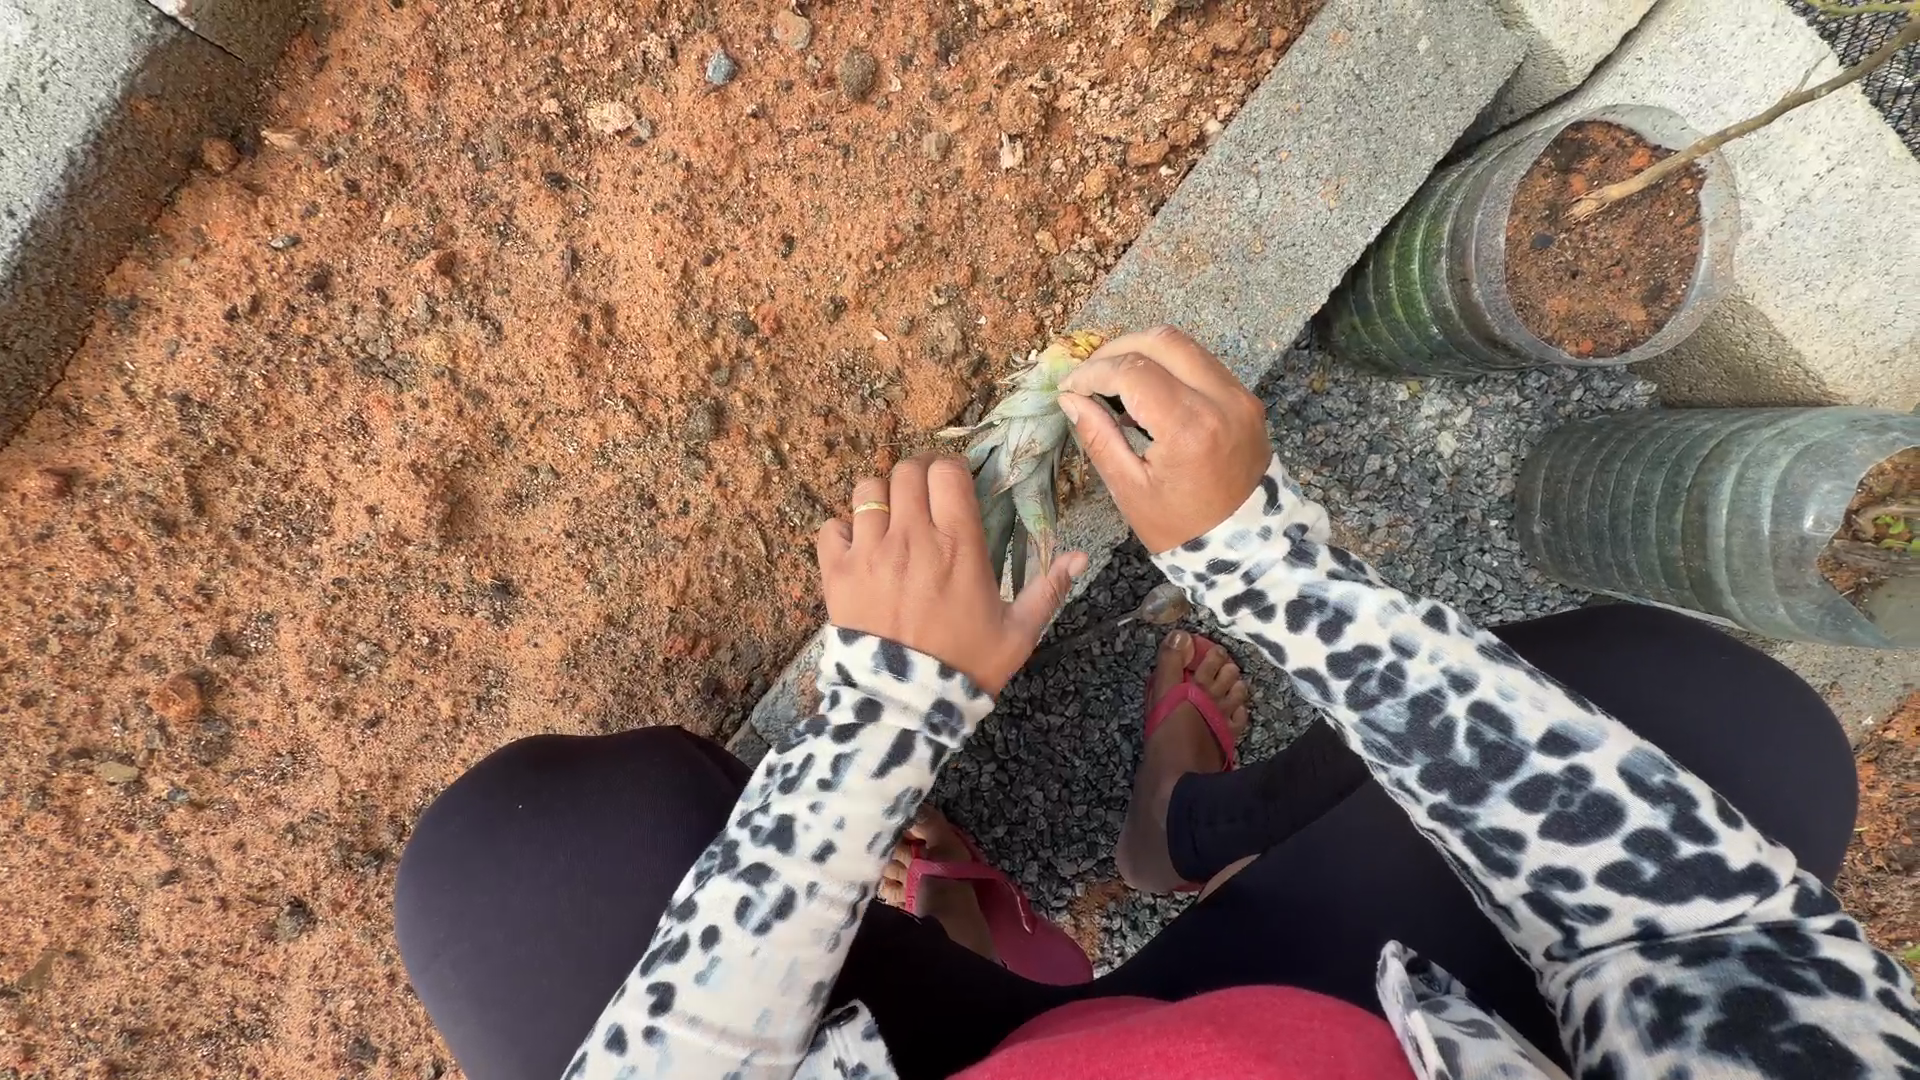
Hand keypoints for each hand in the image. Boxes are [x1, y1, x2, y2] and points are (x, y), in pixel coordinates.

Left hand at [816, 453, 1087, 693]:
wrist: (906, 706)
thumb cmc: (966, 667)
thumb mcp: (1018, 633)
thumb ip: (1049, 590)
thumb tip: (1081, 556)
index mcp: (958, 544)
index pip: (948, 472)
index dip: (952, 469)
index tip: (956, 484)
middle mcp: (911, 538)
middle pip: (907, 470)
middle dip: (919, 475)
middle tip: (926, 495)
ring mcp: (869, 552)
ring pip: (867, 490)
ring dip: (882, 497)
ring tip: (892, 519)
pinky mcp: (837, 573)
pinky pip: (831, 527)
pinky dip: (843, 530)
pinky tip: (859, 548)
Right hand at [1056, 326, 1271, 553]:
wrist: (1245, 546)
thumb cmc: (1180, 527)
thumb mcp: (1130, 489)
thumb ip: (1099, 437)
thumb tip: (1070, 398)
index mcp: (1189, 427)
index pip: (1132, 372)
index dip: (1093, 373)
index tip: (1069, 388)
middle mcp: (1221, 399)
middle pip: (1161, 341)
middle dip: (1116, 350)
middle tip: (1088, 375)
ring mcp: (1240, 396)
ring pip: (1184, 346)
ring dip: (1142, 352)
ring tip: (1112, 381)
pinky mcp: (1246, 400)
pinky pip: (1202, 364)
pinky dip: (1168, 366)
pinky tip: (1145, 393)